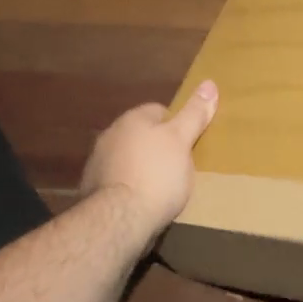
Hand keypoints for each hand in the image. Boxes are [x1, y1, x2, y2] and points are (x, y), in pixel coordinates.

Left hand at [82, 81, 219, 231]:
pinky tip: (142, 202)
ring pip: (128, 158)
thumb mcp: (182, 141)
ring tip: (162, 187)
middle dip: (158, 147)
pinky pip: (118, 181)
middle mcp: (110, 135)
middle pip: (142, 135)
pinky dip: (130, 186)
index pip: (159, 110)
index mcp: (132, 119)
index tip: (189, 144)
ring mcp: (98, 162)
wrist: (120, 218)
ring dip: (142, 167)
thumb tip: (210, 83)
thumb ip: (194, 114)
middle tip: (179, 166)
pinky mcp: (92, 189)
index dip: (177, 125)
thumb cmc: (156, 175)